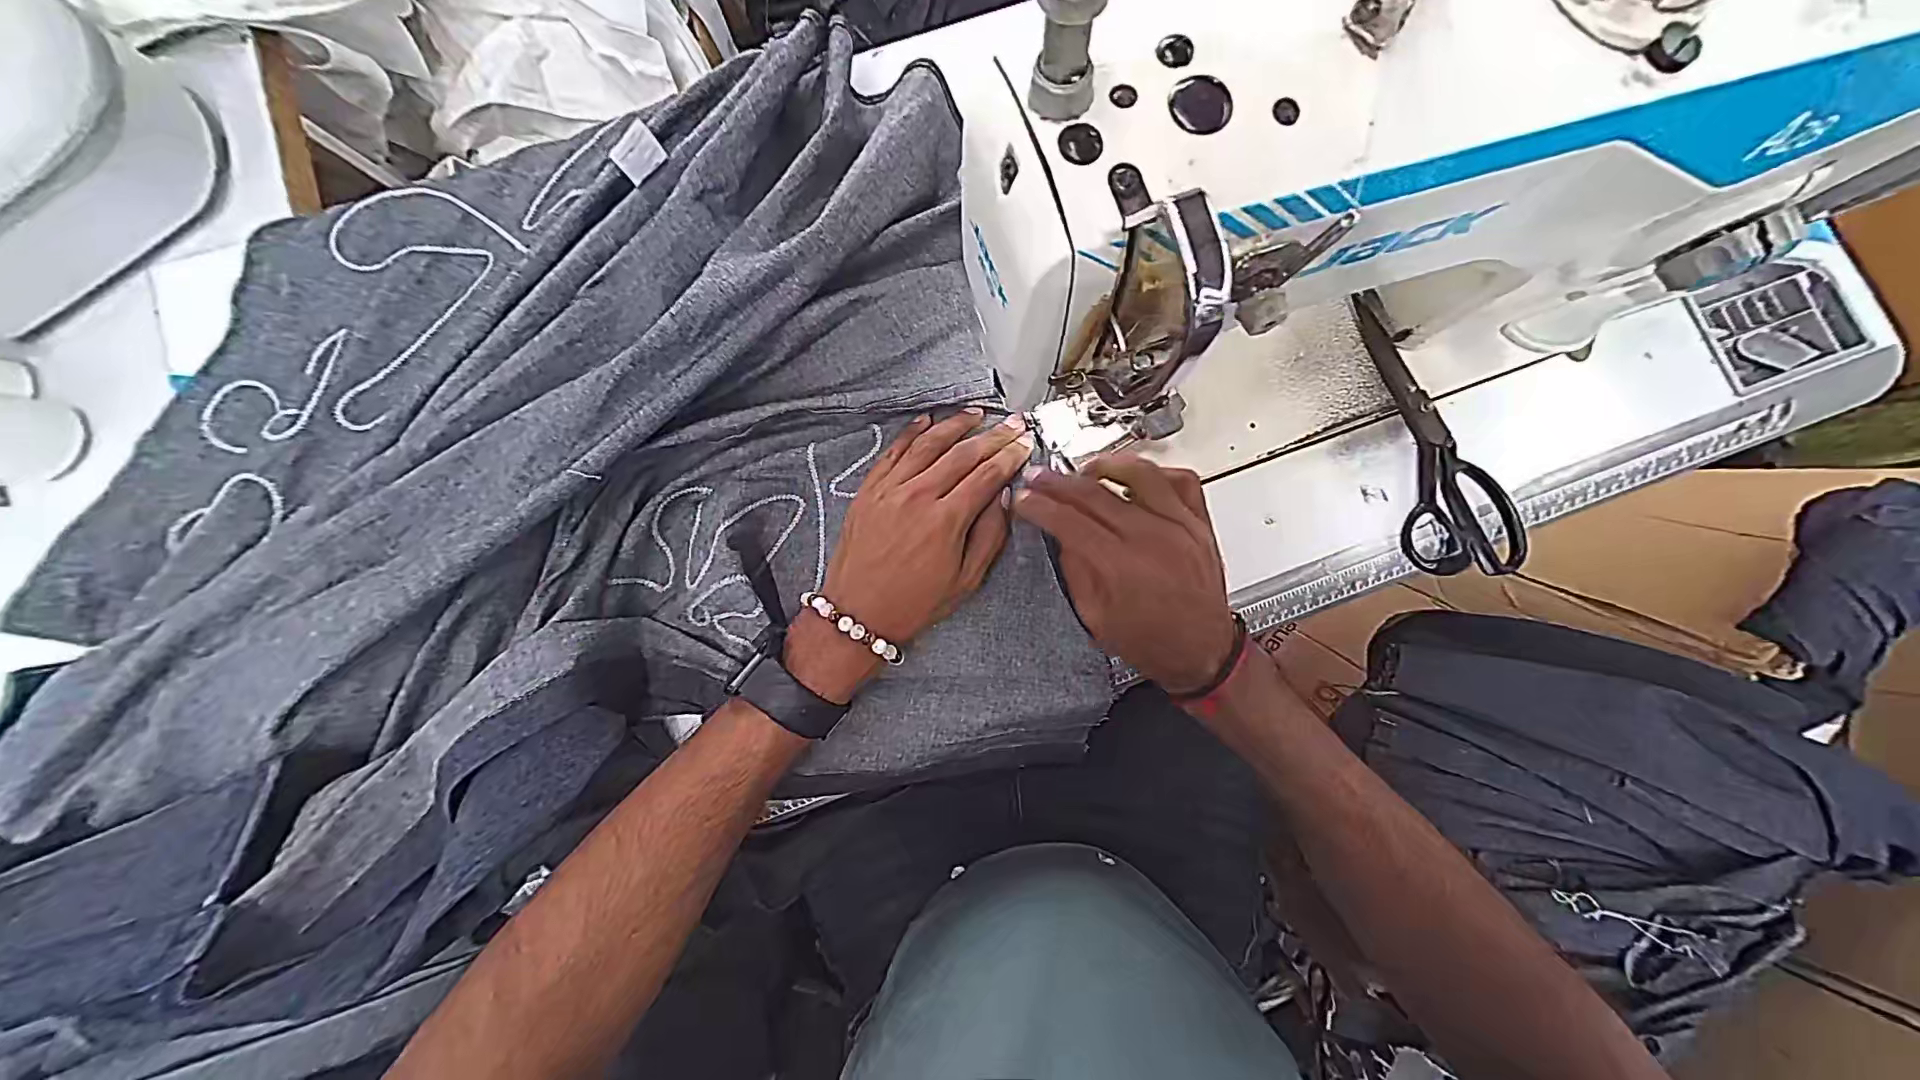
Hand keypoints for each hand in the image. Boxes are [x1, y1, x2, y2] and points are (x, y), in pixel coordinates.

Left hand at [783, 409, 1033, 702]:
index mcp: (945, 521)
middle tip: (1012, 423)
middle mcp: (918, 497)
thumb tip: (1004, 499)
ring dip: (955, 425)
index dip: (1010, 456)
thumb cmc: (912, 603)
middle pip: (963, 454)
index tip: (1024, 444)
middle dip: (993, 435)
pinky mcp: (869, 490)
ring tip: (975, 414)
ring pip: (928, 444)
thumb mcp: (965, 581)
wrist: (858, 613)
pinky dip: (912, 432)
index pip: (987, 475)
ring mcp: (890, 490)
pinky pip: (893, 451)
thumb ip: (989, 536)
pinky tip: (927, 420)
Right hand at [1012, 454, 1236, 695]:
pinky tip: (1136, 478)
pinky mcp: (1199, 524)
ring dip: (1104, 465)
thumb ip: (1075, 571)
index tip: (1026, 501)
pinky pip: (1181, 480)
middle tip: (1039, 479)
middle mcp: (1153, 539)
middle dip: (1057, 483)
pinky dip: (1156, 472)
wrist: (1202, 653)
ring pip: (1138, 473)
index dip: (1039, 506)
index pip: (1069, 520)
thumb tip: (1059, 536)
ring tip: (1085, 470)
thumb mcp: (1096, 618)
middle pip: (1094, 493)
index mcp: (1121, 567)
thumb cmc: (1154, 643)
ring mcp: (1180, 527)